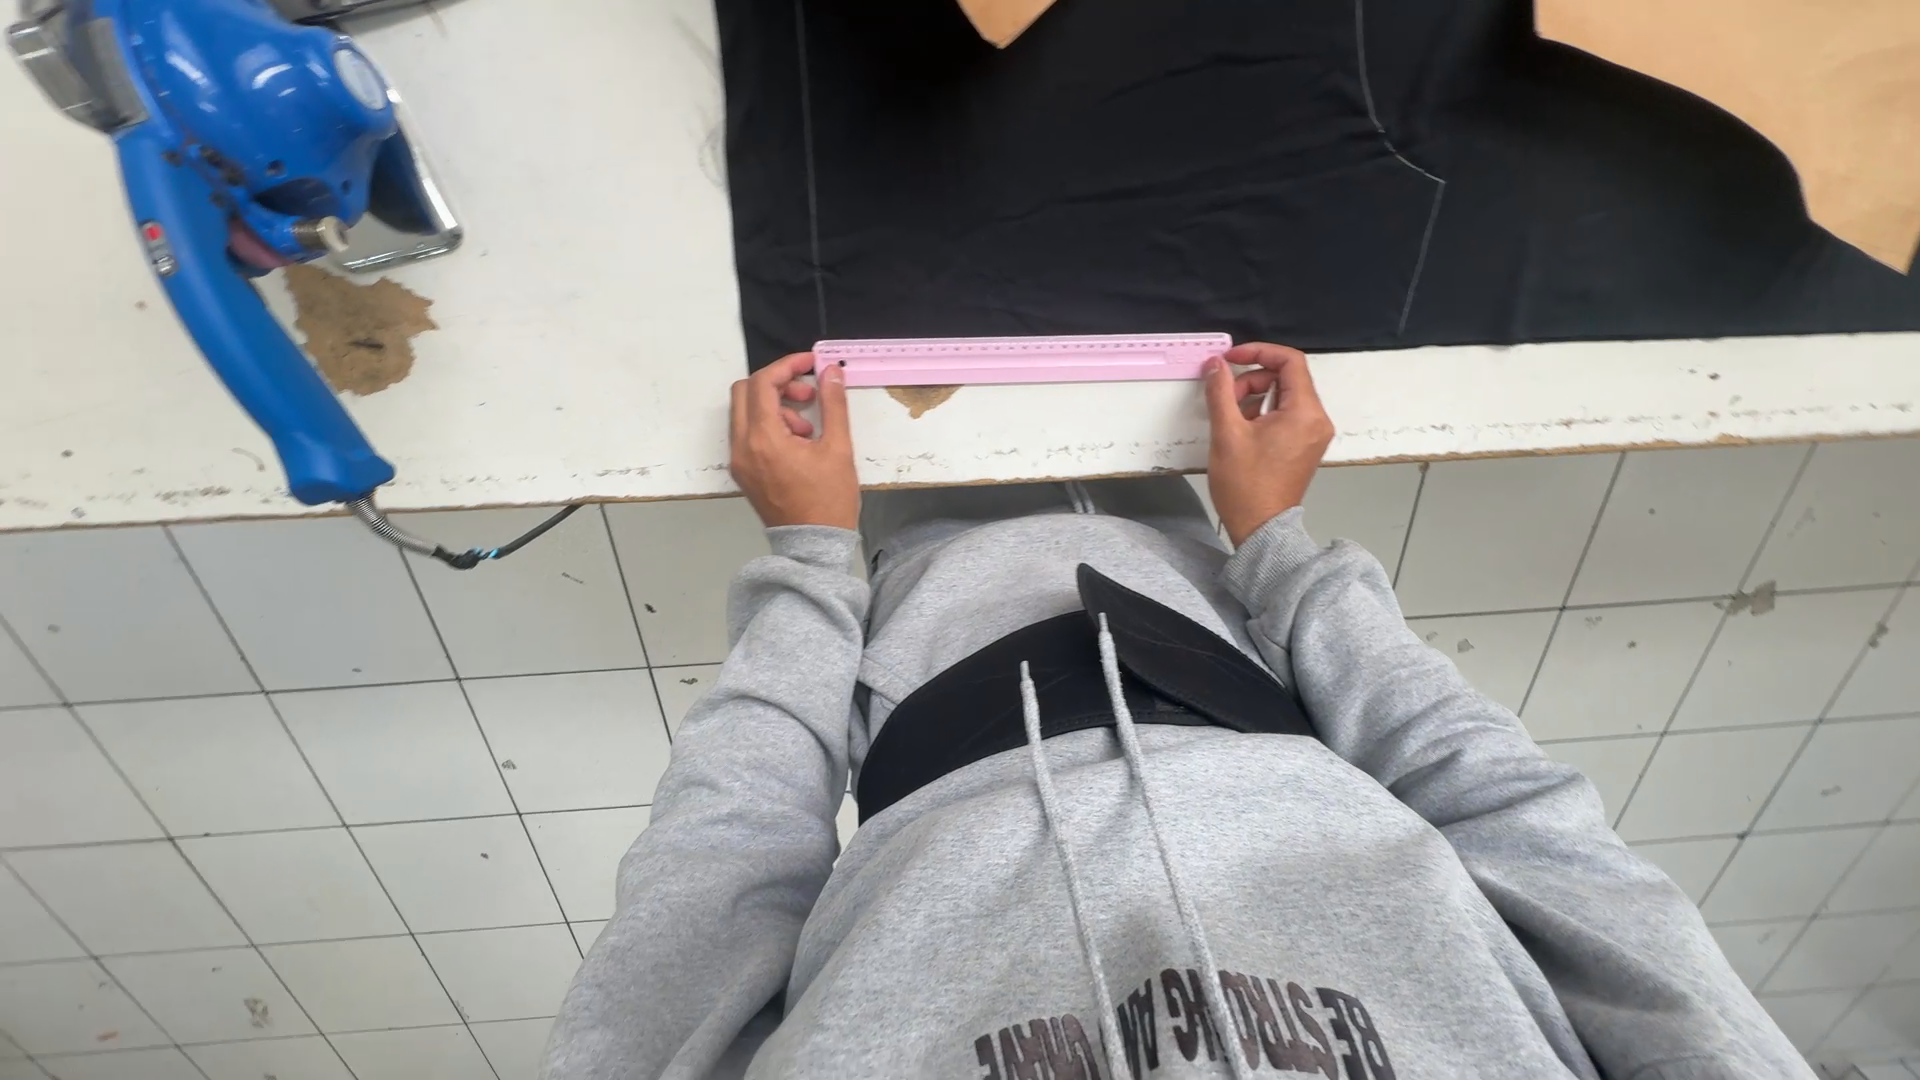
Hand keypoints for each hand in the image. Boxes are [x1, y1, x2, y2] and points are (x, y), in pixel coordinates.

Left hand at [730, 352, 859, 528]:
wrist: (814, 545)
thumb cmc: (829, 501)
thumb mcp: (838, 449)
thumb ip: (833, 405)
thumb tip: (831, 372)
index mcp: (764, 439)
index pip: (763, 384)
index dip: (787, 366)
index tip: (811, 364)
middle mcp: (743, 447)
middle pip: (746, 392)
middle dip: (777, 385)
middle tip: (808, 395)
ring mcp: (739, 461)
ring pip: (745, 413)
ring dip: (774, 407)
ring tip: (808, 428)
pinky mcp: (743, 472)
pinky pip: (748, 435)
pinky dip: (769, 426)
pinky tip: (797, 443)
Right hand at [1203, 342, 1334, 546]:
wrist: (1260, 528)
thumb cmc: (1244, 484)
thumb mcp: (1227, 433)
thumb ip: (1220, 392)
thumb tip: (1215, 364)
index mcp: (1305, 412)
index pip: (1290, 362)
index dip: (1258, 352)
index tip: (1230, 359)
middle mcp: (1316, 420)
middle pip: (1286, 378)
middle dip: (1252, 380)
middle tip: (1224, 398)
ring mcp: (1312, 434)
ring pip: (1284, 397)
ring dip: (1254, 397)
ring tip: (1230, 418)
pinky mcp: (1304, 446)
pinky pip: (1286, 415)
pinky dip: (1263, 413)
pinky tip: (1241, 430)